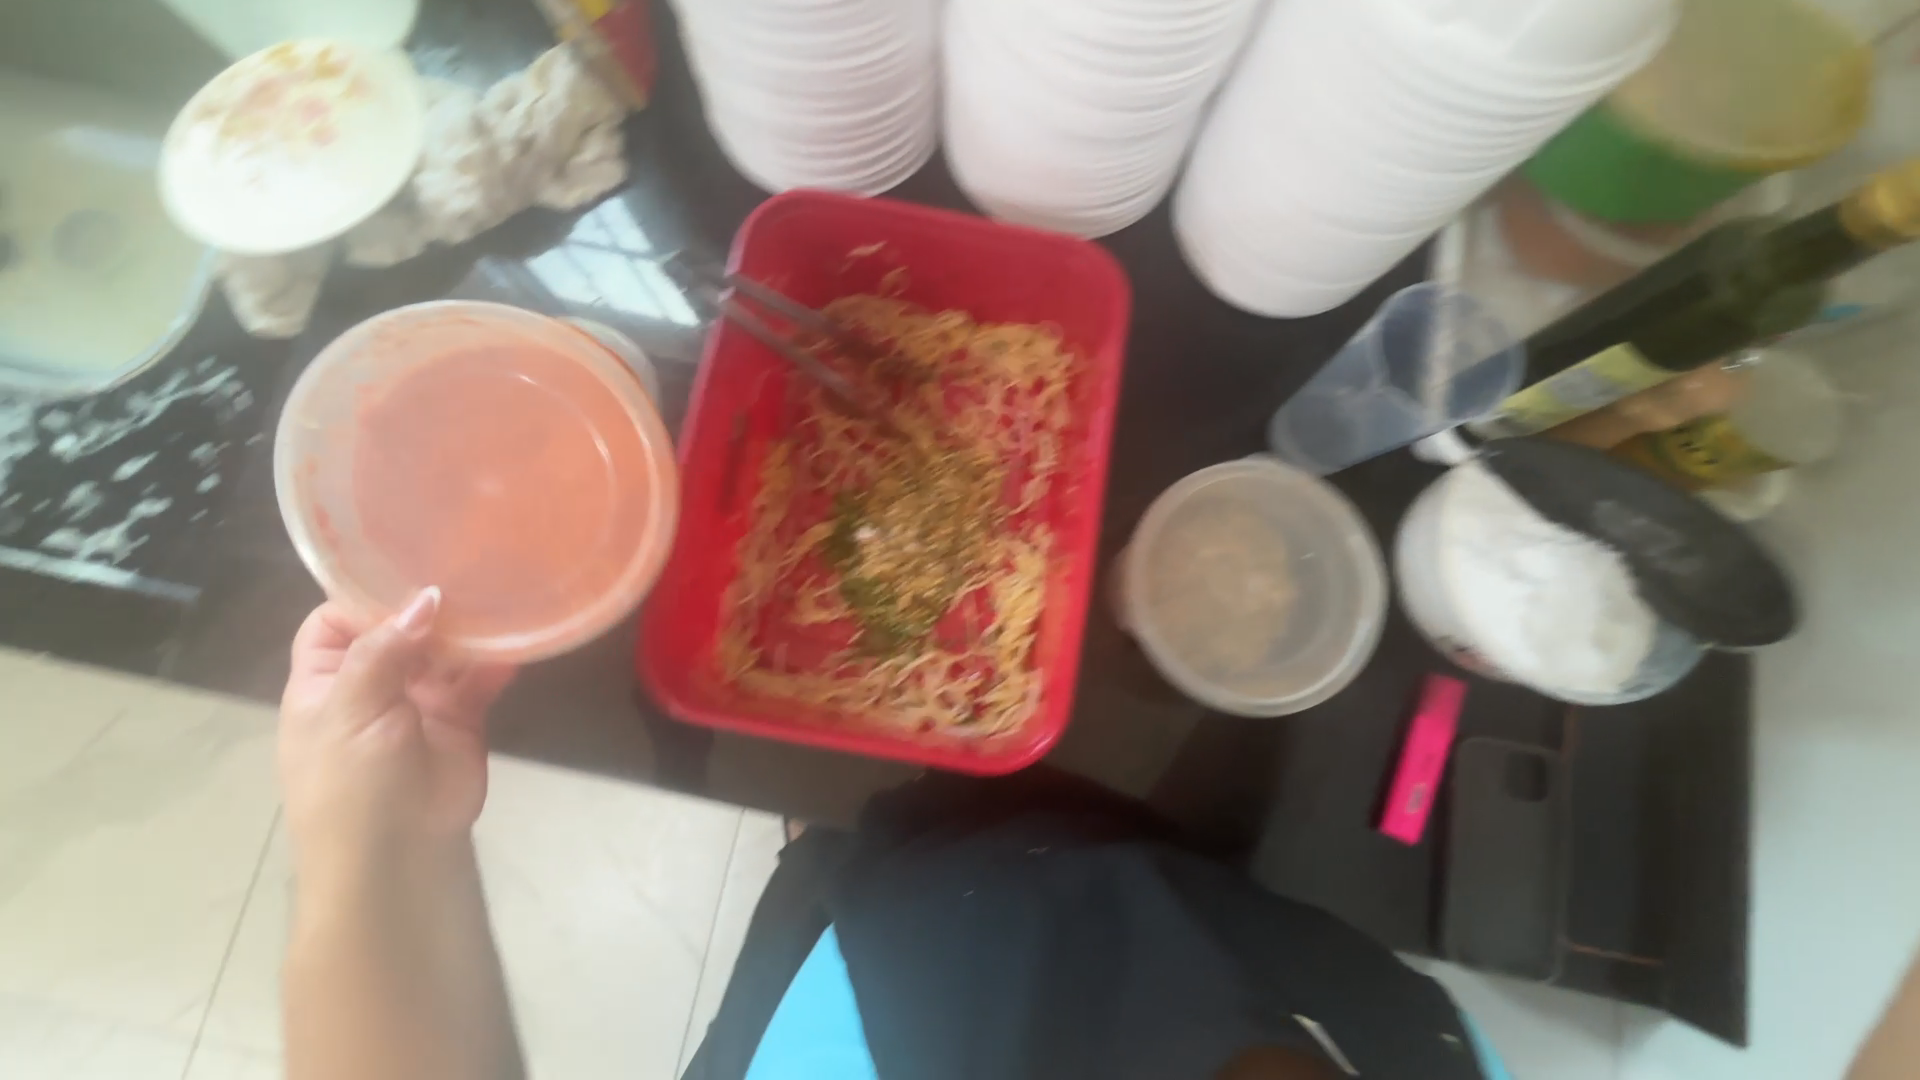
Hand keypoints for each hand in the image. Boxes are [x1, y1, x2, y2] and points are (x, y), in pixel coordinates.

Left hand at [279, 589, 515, 879]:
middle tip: (471, 572)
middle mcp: (373, 683)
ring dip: (469, 631)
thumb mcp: (350, 712)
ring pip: (446, 651)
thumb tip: (426, 597)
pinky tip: (521, 643)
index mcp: (326, 681)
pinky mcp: (463, 715)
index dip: (364, 596)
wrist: (397, 852)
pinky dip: (500, 661)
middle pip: (400, 630)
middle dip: (430, 607)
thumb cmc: (350, 784)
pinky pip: (483, 679)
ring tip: (501, 599)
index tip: (408, 568)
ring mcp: (420, 699)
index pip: (336, 621)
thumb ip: (383, 652)